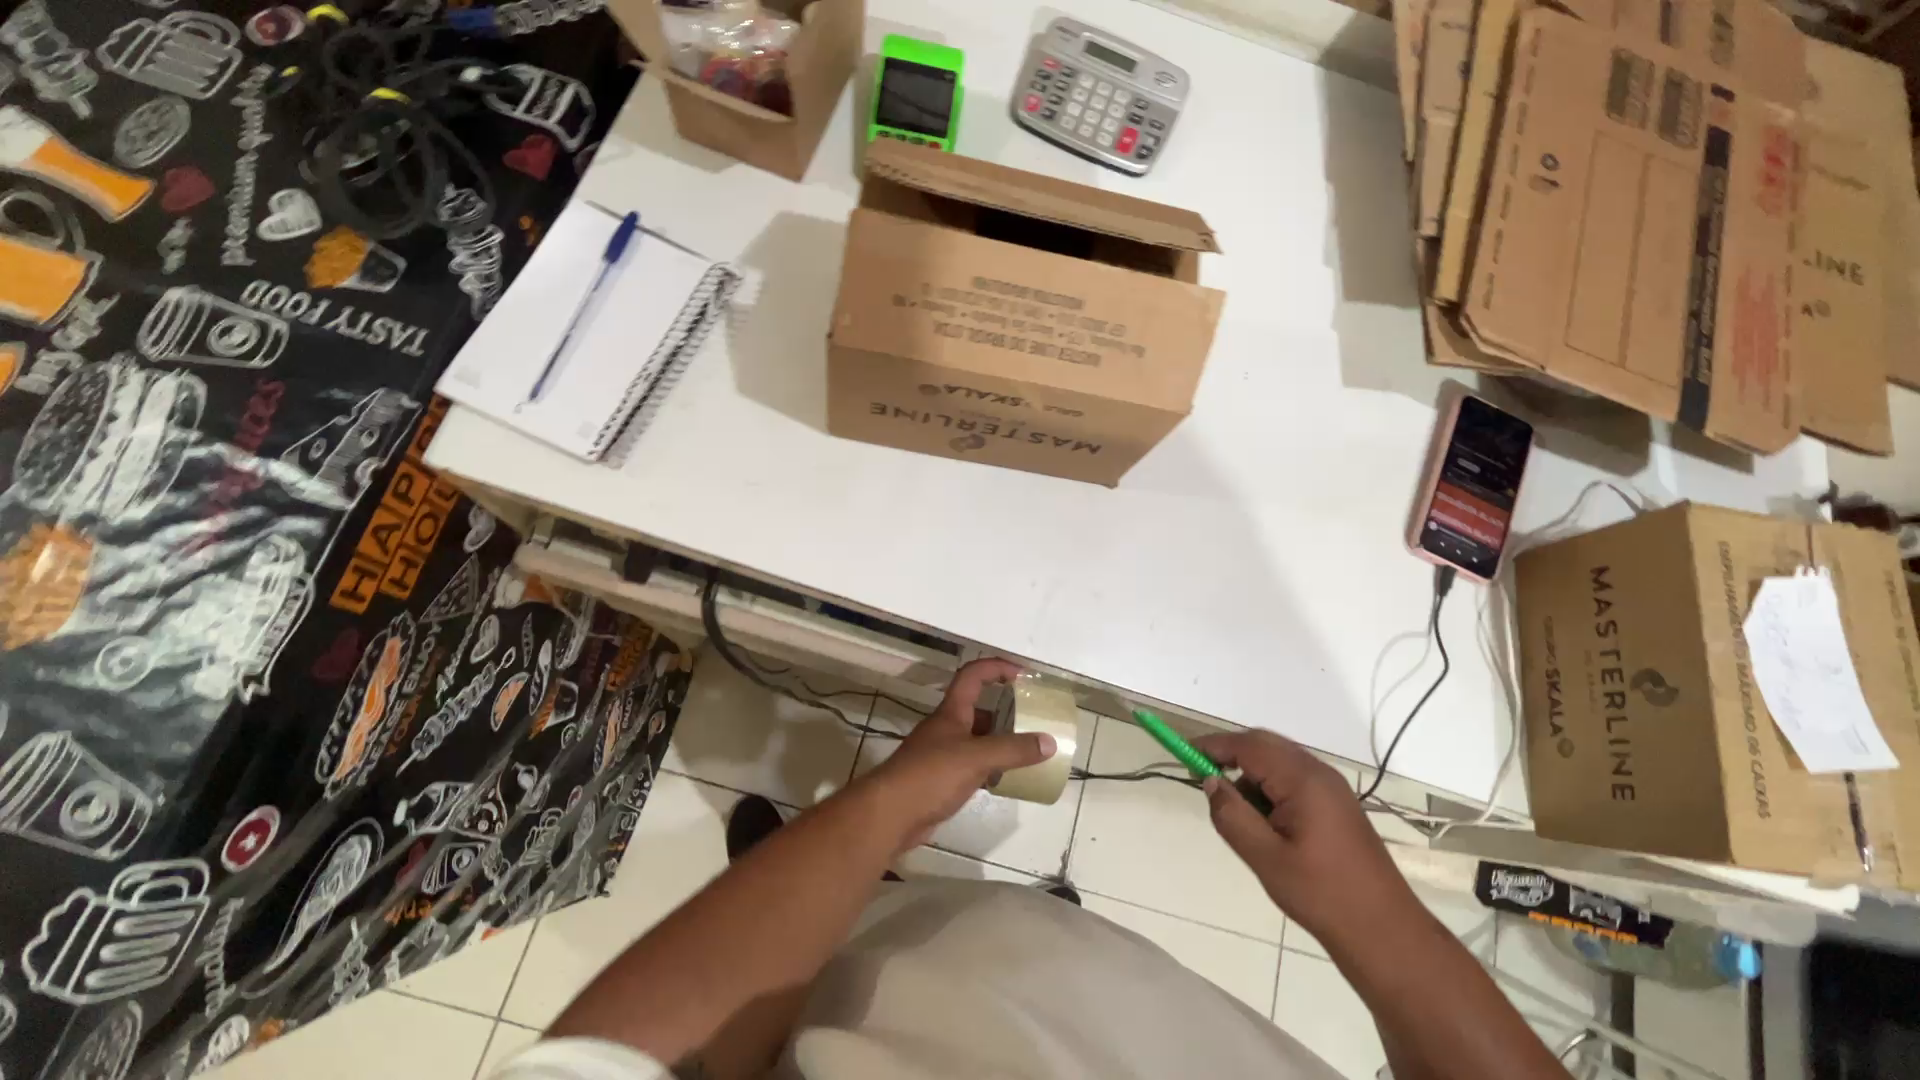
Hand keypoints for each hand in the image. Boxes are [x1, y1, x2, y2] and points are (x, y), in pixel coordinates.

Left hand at [860, 658, 1056, 850]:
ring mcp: (941, 755)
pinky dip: (989, 769)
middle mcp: (946, 728)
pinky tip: (1006, 780)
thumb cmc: (930, 775)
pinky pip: (971, 767)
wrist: (890, 814)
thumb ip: (1013, 750)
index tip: (1022, 674)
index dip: (996, 668)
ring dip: (999, 743)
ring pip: (976, 740)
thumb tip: (1049, 742)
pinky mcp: (940, 780)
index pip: (973, 676)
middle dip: (1005, 711)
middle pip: (978, 709)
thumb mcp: (976, 758)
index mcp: (951, 712)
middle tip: (1033, 721)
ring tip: (1027, 751)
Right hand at [1194, 731, 1414, 942]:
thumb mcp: (1265, 857)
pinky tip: (1261, 822)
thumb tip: (1210, 782)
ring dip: (1250, 775)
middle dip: (1230, 756)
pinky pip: (1293, 780)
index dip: (1213, 746)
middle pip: (1265, 745)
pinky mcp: (1335, 805)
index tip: (1182, 754)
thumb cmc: (1321, 894)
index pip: (1249, 746)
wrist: (1382, 929)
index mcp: (1304, 780)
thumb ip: (1232, 815)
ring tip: (1235, 814)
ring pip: (1278, 763)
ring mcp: (1331, 789)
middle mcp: (1320, 774)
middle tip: (1202, 780)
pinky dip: (1268, 789)